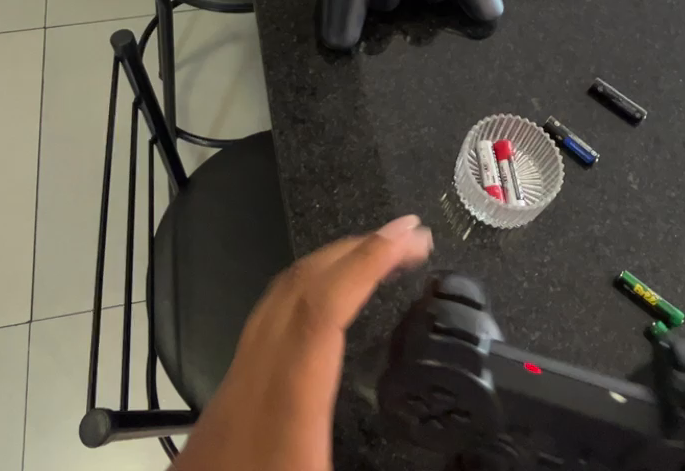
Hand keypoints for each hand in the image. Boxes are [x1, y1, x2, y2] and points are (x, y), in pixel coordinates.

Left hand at [171, 214, 434, 470]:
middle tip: (407, 235)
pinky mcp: (227, 396)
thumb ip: (385, 459)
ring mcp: (235, 385)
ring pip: (277, 297)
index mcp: (285, 410)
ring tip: (375, 254)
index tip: (408, 238)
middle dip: (356, 247)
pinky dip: (307, 291)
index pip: (323, 309)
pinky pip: (268, 317)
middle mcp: (254, 383)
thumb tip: (457, 463)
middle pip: (299, 287)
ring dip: (331, 264)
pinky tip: (328, 307)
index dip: (367, 262)